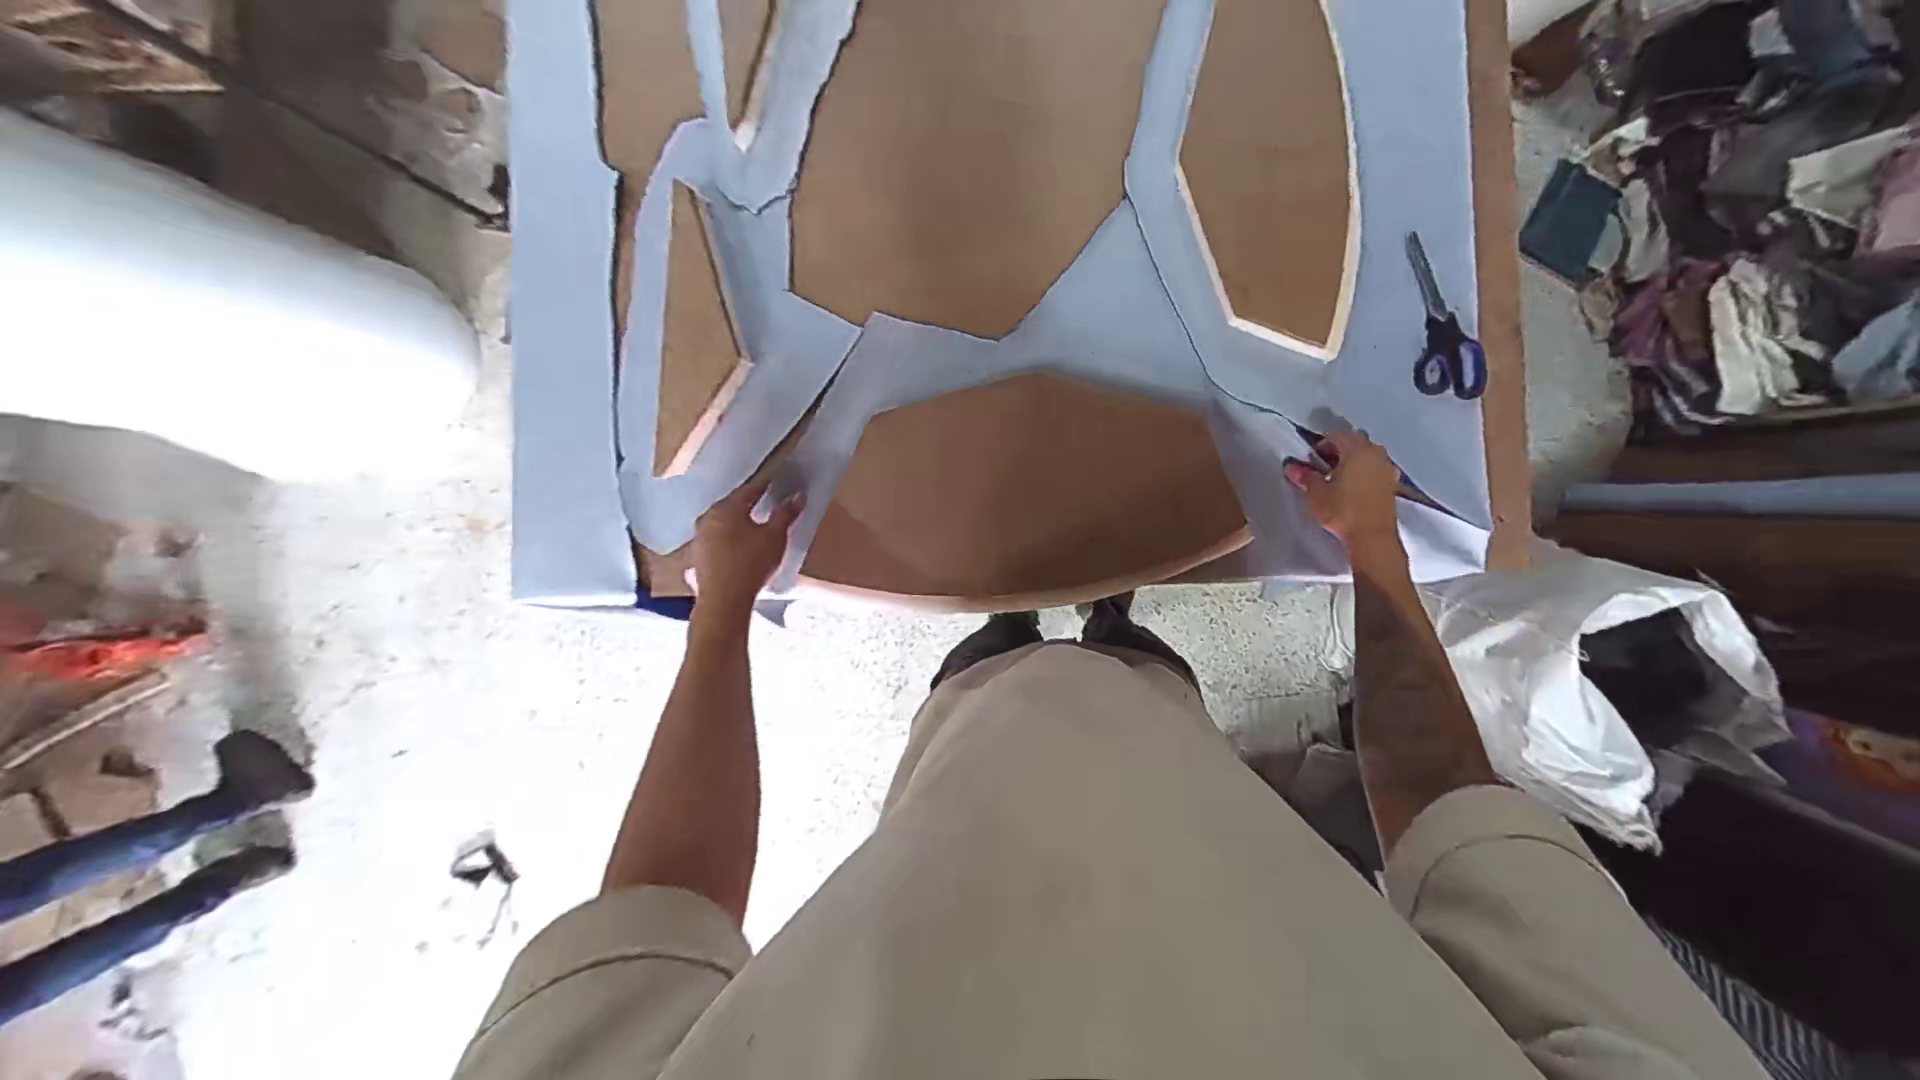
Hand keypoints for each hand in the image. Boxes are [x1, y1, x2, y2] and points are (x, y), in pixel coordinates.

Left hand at [690, 481, 803, 614]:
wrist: (723, 600)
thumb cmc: (751, 563)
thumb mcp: (775, 537)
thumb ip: (786, 514)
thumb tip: (798, 495)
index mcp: (727, 508)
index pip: (749, 490)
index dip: (763, 486)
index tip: (774, 483)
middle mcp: (708, 517)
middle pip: (732, 504)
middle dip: (747, 503)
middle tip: (763, 502)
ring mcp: (699, 537)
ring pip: (721, 522)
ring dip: (736, 521)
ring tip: (751, 525)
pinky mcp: (697, 555)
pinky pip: (716, 538)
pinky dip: (728, 537)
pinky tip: (737, 545)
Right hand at [1283, 430, 1403, 555]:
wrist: (1372, 536)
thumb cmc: (1342, 510)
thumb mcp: (1316, 493)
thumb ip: (1305, 476)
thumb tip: (1291, 466)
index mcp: (1358, 450)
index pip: (1337, 436)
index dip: (1321, 443)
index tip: (1310, 457)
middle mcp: (1376, 454)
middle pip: (1355, 443)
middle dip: (1338, 450)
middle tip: (1321, 465)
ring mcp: (1387, 469)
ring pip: (1367, 455)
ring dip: (1352, 461)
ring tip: (1336, 476)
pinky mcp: (1392, 484)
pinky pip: (1374, 469)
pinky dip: (1362, 472)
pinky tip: (1351, 486)